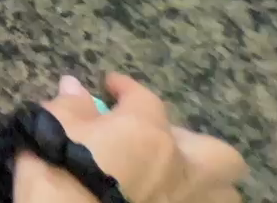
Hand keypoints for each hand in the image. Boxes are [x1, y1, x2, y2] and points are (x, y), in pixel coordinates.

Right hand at [14, 73, 246, 202]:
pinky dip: (182, 198)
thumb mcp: (54, 120)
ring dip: (200, 178)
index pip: (144, 98)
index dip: (127, 87)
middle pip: (216, 151)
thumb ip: (71, 104)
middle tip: (156, 138)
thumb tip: (75, 87)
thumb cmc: (60, 158)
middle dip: (192, 142)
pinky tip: (157, 194)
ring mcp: (189, 200)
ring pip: (222, 190)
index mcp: (147, 131)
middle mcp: (182, 165)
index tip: (110, 84)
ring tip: (166, 173)